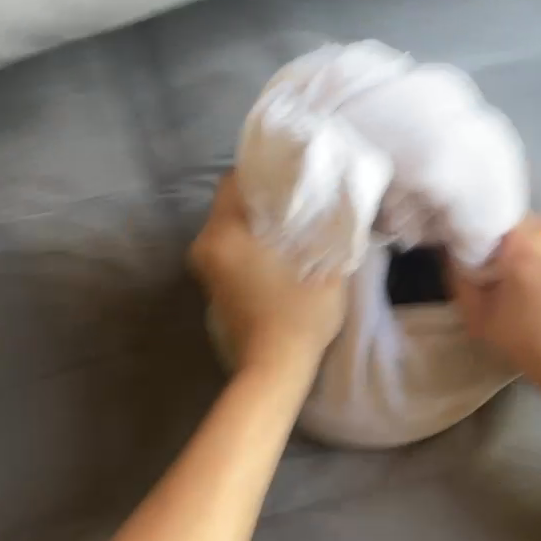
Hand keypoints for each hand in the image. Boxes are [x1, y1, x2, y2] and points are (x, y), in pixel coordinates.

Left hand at [190, 173, 347, 373]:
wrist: (275, 369)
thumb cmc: (297, 315)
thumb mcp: (324, 267)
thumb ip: (328, 230)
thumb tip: (335, 206)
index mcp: (223, 233)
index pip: (234, 180)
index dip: (264, 171)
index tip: (292, 174)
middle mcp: (205, 247)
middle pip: (232, 205)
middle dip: (263, 198)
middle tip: (299, 197)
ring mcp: (206, 272)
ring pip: (231, 231)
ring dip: (258, 225)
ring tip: (294, 224)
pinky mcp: (214, 290)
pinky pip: (231, 253)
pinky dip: (251, 247)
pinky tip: (281, 252)